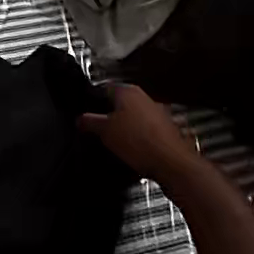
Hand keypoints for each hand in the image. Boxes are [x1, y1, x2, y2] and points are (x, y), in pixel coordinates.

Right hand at [78, 83, 203, 185]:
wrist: (173, 165)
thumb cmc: (140, 143)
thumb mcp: (105, 132)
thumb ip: (89, 122)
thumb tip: (80, 119)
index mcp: (127, 91)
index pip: (104, 89)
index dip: (94, 101)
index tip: (88, 113)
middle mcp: (144, 97)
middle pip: (120, 103)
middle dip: (110, 116)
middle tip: (101, 131)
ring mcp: (158, 112)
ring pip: (135, 117)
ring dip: (127, 127)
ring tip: (118, 144)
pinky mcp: (168, 130)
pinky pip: (148, 130)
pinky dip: (140, 138)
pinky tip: (135, 152)